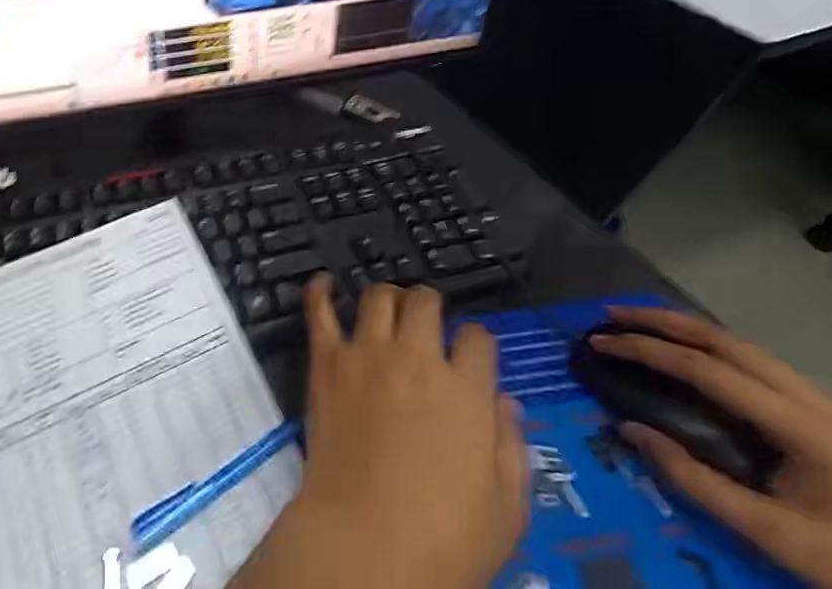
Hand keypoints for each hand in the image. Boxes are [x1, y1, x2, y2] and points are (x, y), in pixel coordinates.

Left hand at [233, 276, 528, 588]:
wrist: (364, 547)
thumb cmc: (444, 541)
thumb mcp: (506, 509)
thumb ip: (511, 448)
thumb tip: (506, 403)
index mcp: (466, 391)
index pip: (478, 338)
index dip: (477, 342)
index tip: (471, 355)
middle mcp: (418, 359)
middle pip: (426, 302)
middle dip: (431, 306)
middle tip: (426, 323)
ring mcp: (368, 355)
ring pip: (379, 297)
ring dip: (388, 298)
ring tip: (388, 309)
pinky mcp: (327, 363)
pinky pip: (320, 312)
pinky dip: (320, 291)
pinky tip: (325, 283)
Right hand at [594, 307, 831, 588]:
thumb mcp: (780, 539)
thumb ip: (701, 484)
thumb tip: (631, 432)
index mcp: (807, 428)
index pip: (711, 372)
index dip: (650, 351)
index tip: (602, 341)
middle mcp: (817, 401)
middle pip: (729, 343)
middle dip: (665, 322)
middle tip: (612, 315)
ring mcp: (831, 407)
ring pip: (748, 349)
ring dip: (691, 331)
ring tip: (642, 324)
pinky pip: (763, 368)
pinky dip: (718, 351)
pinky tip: (697, 358)